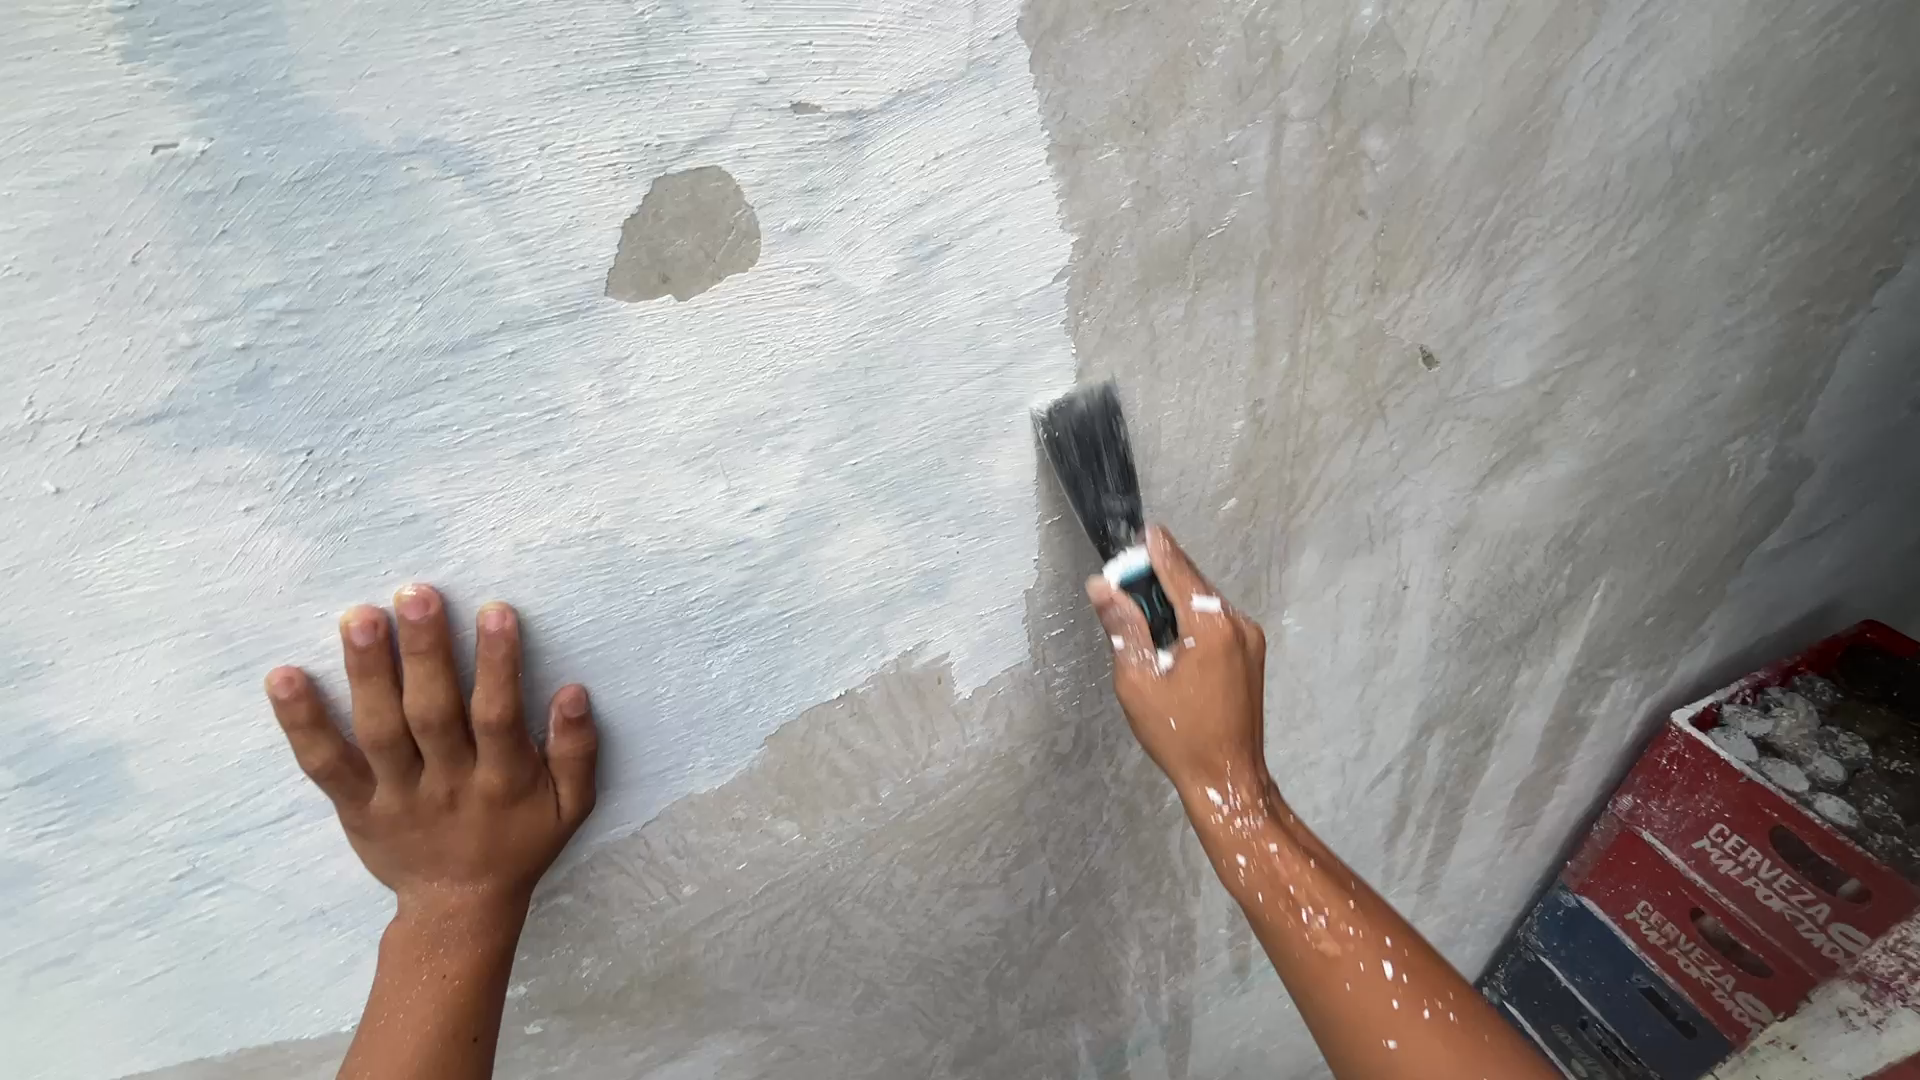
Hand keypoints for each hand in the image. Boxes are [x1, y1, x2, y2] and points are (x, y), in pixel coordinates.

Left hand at [264, 585, 598, 923]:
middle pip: (430, 713)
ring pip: (377, 730)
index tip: (494, 611)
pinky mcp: (354, 807)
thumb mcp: (574, 805)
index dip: (497, 662)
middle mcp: (446, 783)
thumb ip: (578, 750)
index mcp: (503, 780)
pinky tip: (285, 676)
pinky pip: (324, 764)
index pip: (498, 713)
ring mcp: (394, 796)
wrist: (459, 908)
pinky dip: (302, 722)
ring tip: (359, 617)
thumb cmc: (524, 843)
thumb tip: (573, 692)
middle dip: (424, 651)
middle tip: (415, 594)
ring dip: (366, 672)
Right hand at [1085, 526, 1267, 795]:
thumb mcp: (1138, 680)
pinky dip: (1189, 615)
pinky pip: (1216, 619)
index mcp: (1211, 626)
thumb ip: (1122, 627)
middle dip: (1158, 574)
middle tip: (1124, 577)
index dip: (1155, 550)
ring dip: (1173, 596)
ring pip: (1205, 600)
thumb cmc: (1179, 734)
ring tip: (1139, 608)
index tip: (1141, 531)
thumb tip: (1101, 587)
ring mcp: (1249, 639)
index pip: (1178, 571)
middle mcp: (1237, 623)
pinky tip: (1167, 631)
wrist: (1228, 778)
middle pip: (1193, 582)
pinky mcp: (1251, 653)